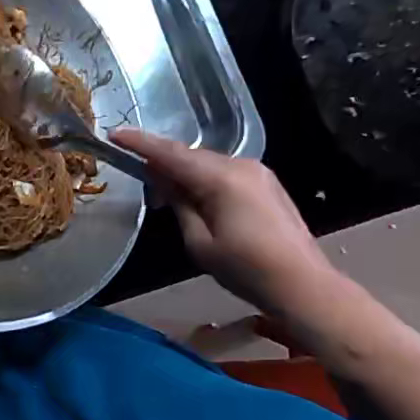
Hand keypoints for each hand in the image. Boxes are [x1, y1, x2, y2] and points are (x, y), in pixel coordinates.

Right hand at [111, 129, 341, 320]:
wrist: (304, 285)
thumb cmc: (247, 269)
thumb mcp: (199, 242)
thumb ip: (178, 204)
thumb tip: (162, 180)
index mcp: (221, 178)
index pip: (171, 153)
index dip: (140, 143)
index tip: (115, 134)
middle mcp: (241, 165)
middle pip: (190, 156)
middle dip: (162, 163)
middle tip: (140, 181)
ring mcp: (257, 172)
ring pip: (208, 164)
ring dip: (184, 174)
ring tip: (166, 197)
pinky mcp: (266, 184)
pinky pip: (224, 173)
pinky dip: (204, 180)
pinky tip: (196, 199)